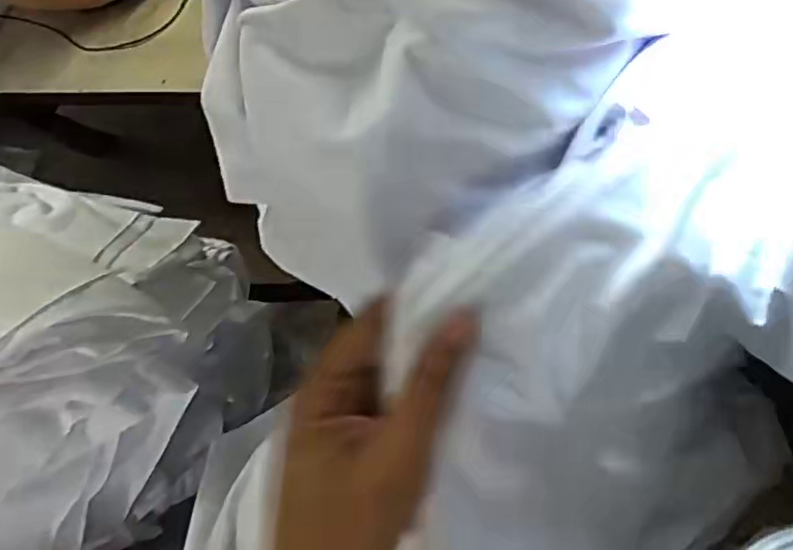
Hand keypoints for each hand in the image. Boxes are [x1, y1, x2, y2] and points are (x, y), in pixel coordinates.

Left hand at [275, 300, 476, 549]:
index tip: (457, 275)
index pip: (367, 324)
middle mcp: (323, 398)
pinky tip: (453, 370)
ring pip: (388, 368)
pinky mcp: (357, 438)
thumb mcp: (403, 444)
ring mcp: (339, 420)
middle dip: (424, 324)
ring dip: (425, 352)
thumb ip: (434, 377)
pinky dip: (420, 380)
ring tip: (472, 326)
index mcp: (317, 394)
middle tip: (474, 298)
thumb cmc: (358, 518)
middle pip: (378, 343)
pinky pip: (392, 393)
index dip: (411, 298)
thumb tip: (465, 312)